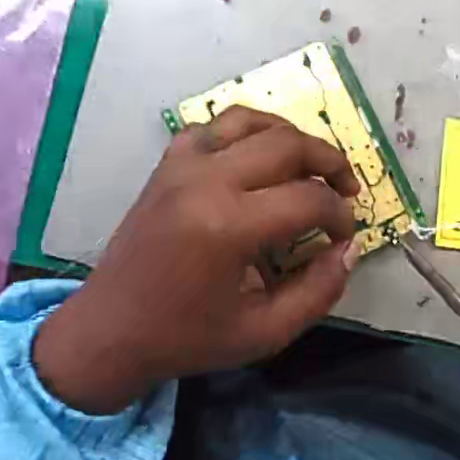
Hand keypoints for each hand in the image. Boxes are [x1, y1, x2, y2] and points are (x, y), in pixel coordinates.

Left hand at [35, 107, 362, 412]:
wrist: (110, 331)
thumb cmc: (186, 338)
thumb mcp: (264, 332)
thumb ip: (317, 291)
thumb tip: (349, 249)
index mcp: (228, 226)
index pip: (309, 198)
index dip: (340, 215)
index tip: (344, 236)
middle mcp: (205, 181)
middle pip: (286, 144)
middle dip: (329, 161)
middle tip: (346, 190)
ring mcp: (179, 167)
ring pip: (249, 121)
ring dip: (289, 137)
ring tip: (309, 165)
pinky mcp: (164, 167)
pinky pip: (211, 128)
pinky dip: (242, 134)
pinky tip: (254, 162)